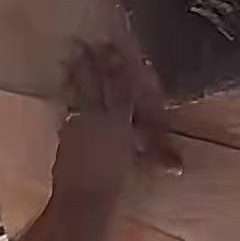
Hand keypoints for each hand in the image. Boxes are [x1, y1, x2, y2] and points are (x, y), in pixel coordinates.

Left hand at [50, 44, 164, 206]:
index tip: (113, 46)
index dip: (116, 65)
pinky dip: (65, 94)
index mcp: (118, 121)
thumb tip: (176, 164)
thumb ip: (153, 156)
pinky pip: (66, 107)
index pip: (120, 86)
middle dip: (92, 61)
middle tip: (87, 40)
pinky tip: (63, 86)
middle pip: (95, 82)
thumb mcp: (136, 165)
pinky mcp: (64, 132)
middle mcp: (97, 117)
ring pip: (76, 90)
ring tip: (71, 54)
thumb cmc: (115, 186)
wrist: (83, 200)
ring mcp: (76, 123)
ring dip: (74, 72)